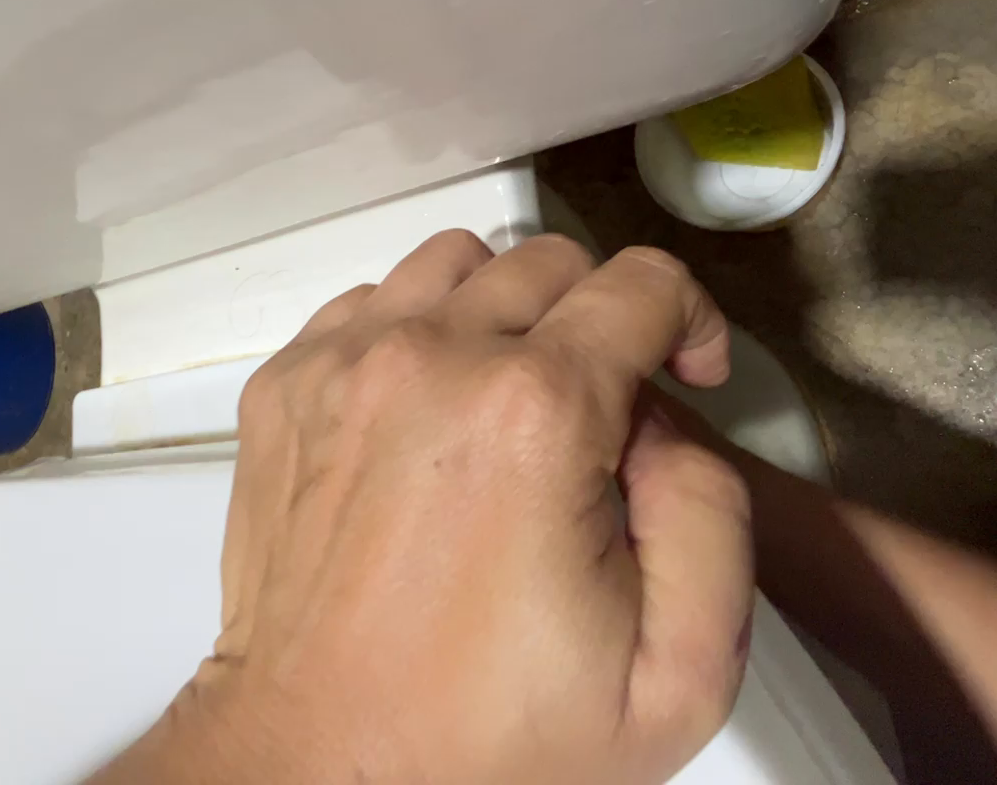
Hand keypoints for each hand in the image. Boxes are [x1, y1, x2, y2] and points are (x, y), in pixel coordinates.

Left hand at [106, 230, 753, 783]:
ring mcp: (341, 360)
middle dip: (595, 316)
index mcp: (533, 411)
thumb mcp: (676, 669)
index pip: (639, 283)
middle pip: (547, 262)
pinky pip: (370, 301)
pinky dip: (414, 328)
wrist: (320, 758)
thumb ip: (712, 511)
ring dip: (502, 308)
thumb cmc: (488, 733)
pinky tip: (423, 401)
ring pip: (454, 261)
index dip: (684, 315)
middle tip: (594, 400)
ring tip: (506, 386)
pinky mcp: (284, 382)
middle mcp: (427, 357)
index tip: (680, 369)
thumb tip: (658, 419)